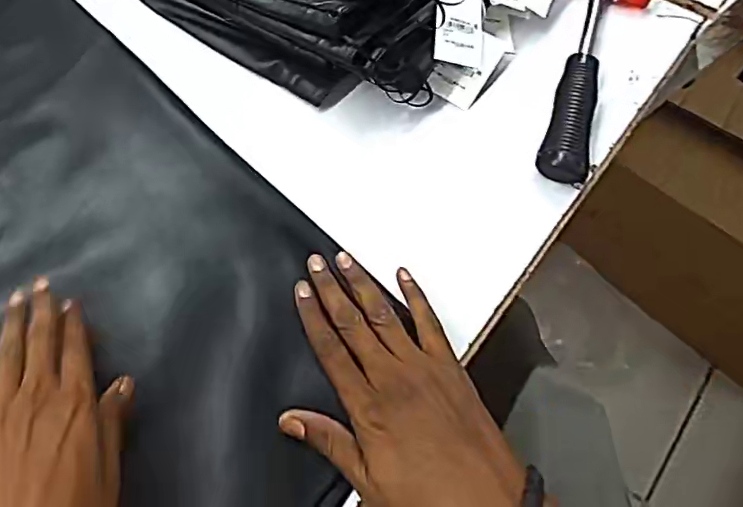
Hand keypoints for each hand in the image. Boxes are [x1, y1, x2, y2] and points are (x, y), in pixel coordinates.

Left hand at [0, 278, 133, 506]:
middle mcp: (38, 394)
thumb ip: (112, 424)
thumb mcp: (107, 475)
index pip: (76, 349)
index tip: (72, 301)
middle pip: (41, 341)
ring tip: (14, 297)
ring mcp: (0, 410)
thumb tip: (124, 381)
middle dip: (42, 309)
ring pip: (7, 353)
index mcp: (74, 402)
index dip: (74, 323)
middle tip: (41, 282)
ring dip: (11, 321)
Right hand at [281, 254, 531, 506]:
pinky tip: (403, 276)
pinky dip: (415, 295)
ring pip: (384, 314)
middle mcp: (393, 378)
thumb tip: (292, 421)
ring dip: (362, 283)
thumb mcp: (370, 483)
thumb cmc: (433, 501)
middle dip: (330, 288)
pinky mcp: (450, 367)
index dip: (312, 315)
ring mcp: (422, 368)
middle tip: (316, 262)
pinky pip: (429, 322)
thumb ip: (329, 442)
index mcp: (369, 406)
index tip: (302, 291)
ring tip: (347, 260)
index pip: (330, 348)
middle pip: (352, 322)